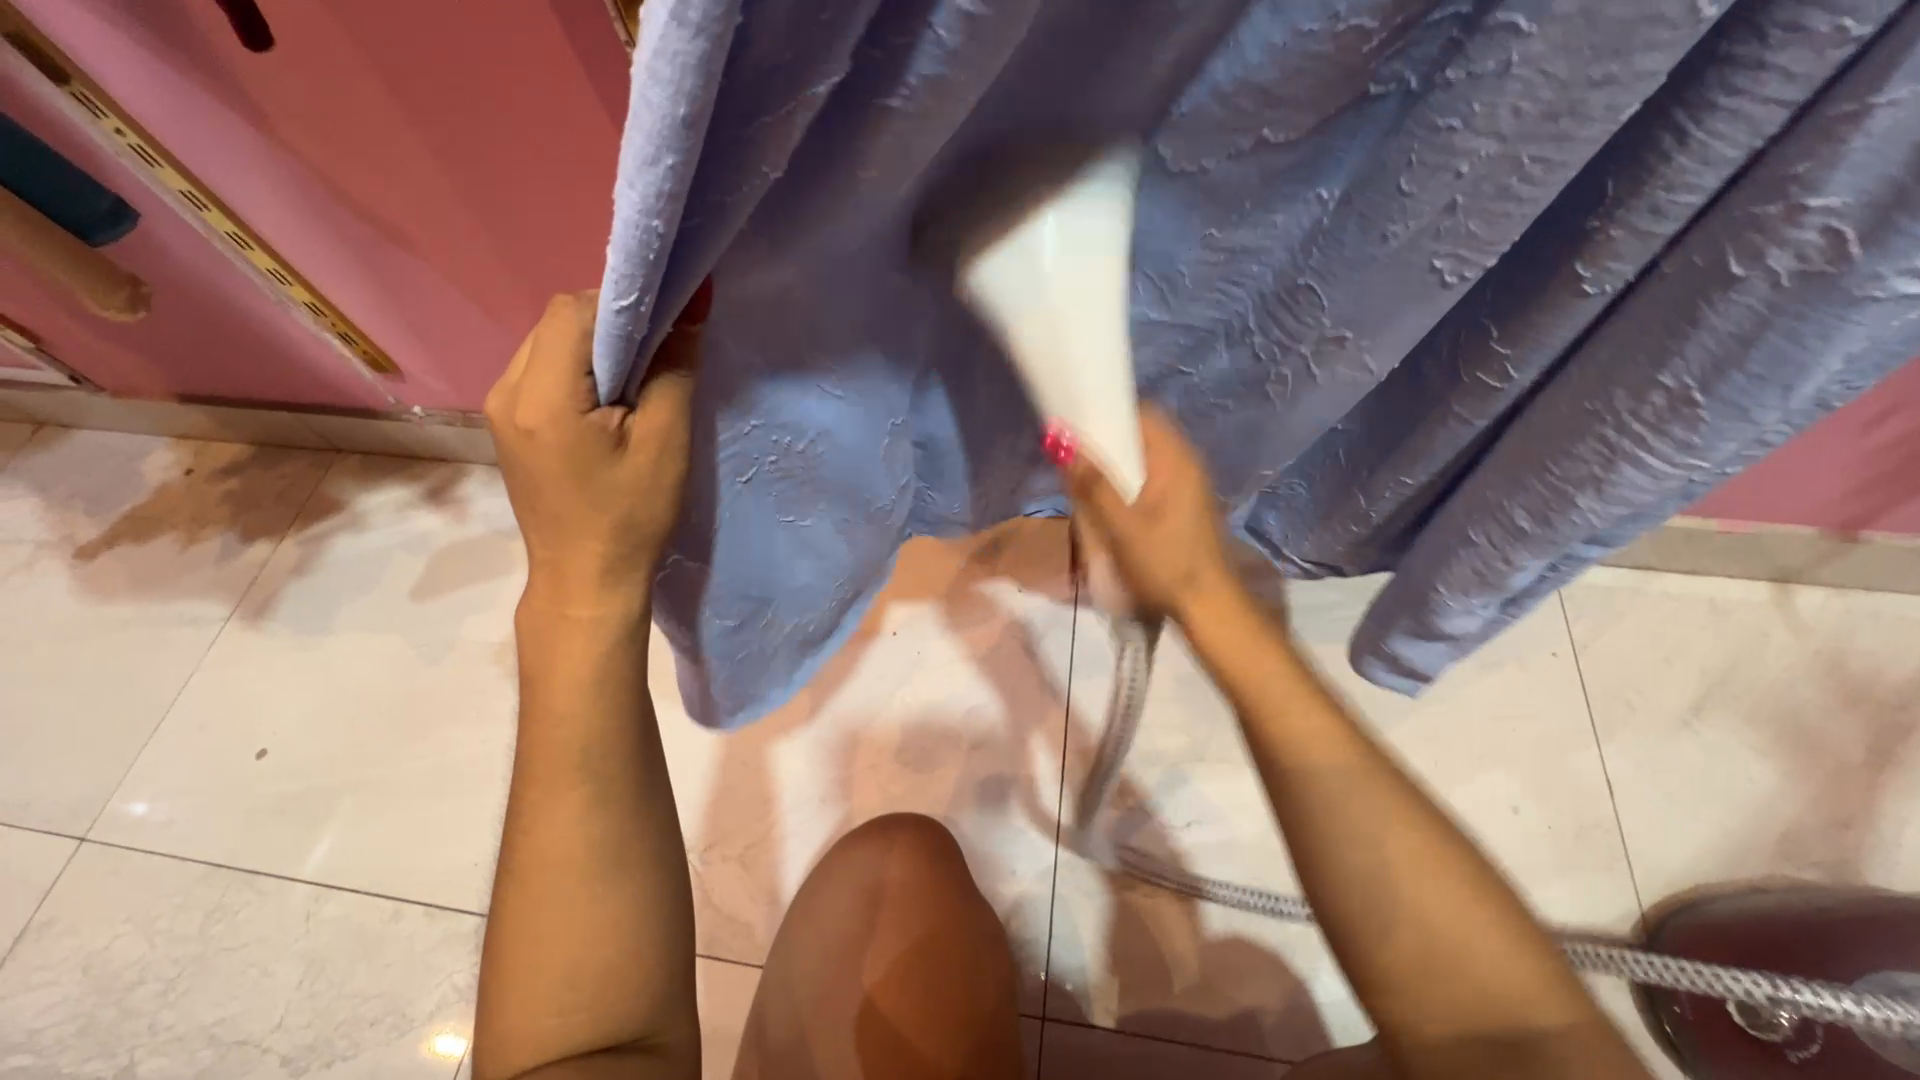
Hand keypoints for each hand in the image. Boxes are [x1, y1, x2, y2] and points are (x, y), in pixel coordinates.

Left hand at [486, 282, 711, 615]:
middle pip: (558, 321)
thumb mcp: (665, 442)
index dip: (625, 306)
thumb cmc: (631, 517)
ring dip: (597, 347)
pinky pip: (544, 370)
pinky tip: (610, 401)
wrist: (586, 581)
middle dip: (612, 325)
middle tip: (659, 356)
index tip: (667, 327)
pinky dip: (581, 369)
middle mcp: (507, 390)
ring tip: (637, 382)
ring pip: (550, 342)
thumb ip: (675, 366)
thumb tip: (693, 301)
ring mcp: (500, 406)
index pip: (575, 310)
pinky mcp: (509, 423)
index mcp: (542, 396)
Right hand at [1062, 407, 1237, 621]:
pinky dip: (1128, 481)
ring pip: (1146, 458)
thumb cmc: (1164, 563)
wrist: (1208, 607)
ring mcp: (1189, 486)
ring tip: (1083, 476)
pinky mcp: (1186, 507)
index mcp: (1175, 459)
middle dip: (1107, 439)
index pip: (1142, 413)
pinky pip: (1152, 478)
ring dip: (1115, 463)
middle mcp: (1186, 463)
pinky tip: (1108, 502)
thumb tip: (1061, 440)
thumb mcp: (1121, 526)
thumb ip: (1092, 483)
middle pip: (1142, 434)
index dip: (1108, 412)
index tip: (1075, 423)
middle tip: (1072, 453)